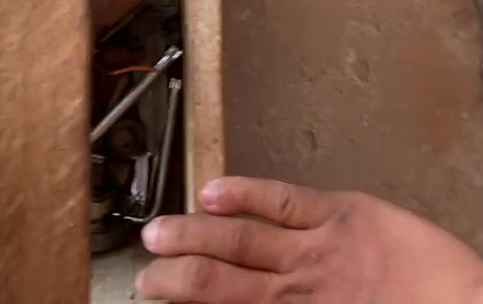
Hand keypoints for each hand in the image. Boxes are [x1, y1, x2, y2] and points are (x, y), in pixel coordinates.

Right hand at [138, 178, 482, 303]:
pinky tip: (214, 190)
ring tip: (156, 235)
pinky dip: (246, 193)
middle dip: (177, 279)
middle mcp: (296, 294)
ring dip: (194, 238)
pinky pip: (284, 201)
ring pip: (242, 241)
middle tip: (142, 276)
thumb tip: (259, 300)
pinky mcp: (340, 215)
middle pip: (220, 284)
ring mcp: (315, 252)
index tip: (158, 299)